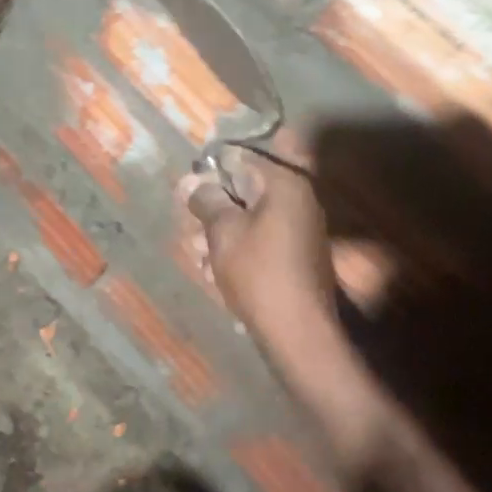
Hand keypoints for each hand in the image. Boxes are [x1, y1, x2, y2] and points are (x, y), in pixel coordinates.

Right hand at [182, 137, 397, 478]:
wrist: (298, 334)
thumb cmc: (258, 273)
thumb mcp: (223, 232)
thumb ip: (208, 201)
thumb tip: (195, 183)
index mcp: (286, 185)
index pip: (244, 157)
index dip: (212, 168)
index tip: (189, 184)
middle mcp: (300, 201)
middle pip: (248, 189)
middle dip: (216, 204)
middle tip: (191, 222)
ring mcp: (302, 231)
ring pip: (252, 218)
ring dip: (222, 230)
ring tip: (198, 253)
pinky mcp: (298, 258)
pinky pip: (262, 241)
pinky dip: (239, 249)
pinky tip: (215, 270)